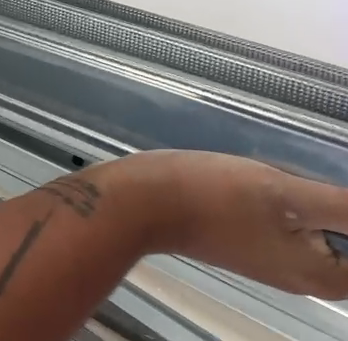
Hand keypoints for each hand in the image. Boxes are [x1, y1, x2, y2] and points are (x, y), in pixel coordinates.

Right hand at [126, 151, 347, 297]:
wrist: (128, 200)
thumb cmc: (205, 196)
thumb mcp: (284, 194)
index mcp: (334, 278)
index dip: (346, 211)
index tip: (313, 190)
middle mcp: (313, 279)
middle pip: (344, 236)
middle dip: (328, 203)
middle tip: (292, 177)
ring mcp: (276, 263)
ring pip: (317, 229)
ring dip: (304, 200)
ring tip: (271, 175)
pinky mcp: (246, 244)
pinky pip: (287, 226)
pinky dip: (280, 204)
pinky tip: (251, 182)